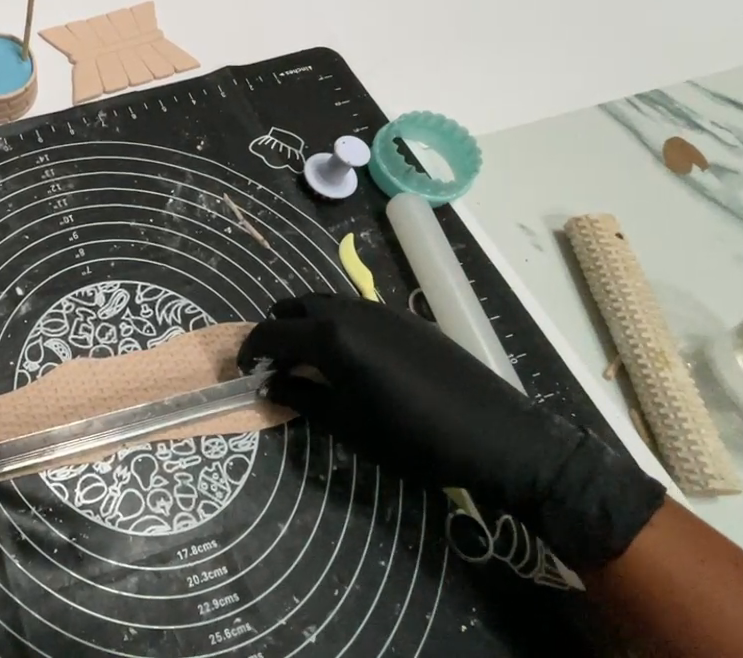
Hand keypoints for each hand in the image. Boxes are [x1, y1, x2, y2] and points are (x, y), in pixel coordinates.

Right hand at [238, 294, 661, 568]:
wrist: (498, 436)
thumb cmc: (412, 438)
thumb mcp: (347, 426)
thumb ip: (301, 400)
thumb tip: (270, 387)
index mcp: (329, 336)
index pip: (271, 333)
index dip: (250, 350)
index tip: (244, 371)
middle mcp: (349, 311)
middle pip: (295, 307)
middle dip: (277, 331)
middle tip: (276, 365)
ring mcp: (380, 310)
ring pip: (326, 304)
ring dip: (307, 325)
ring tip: (311, 362)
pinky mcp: (406, 319)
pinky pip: (355, 311)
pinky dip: (337, 326)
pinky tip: (353, 360)